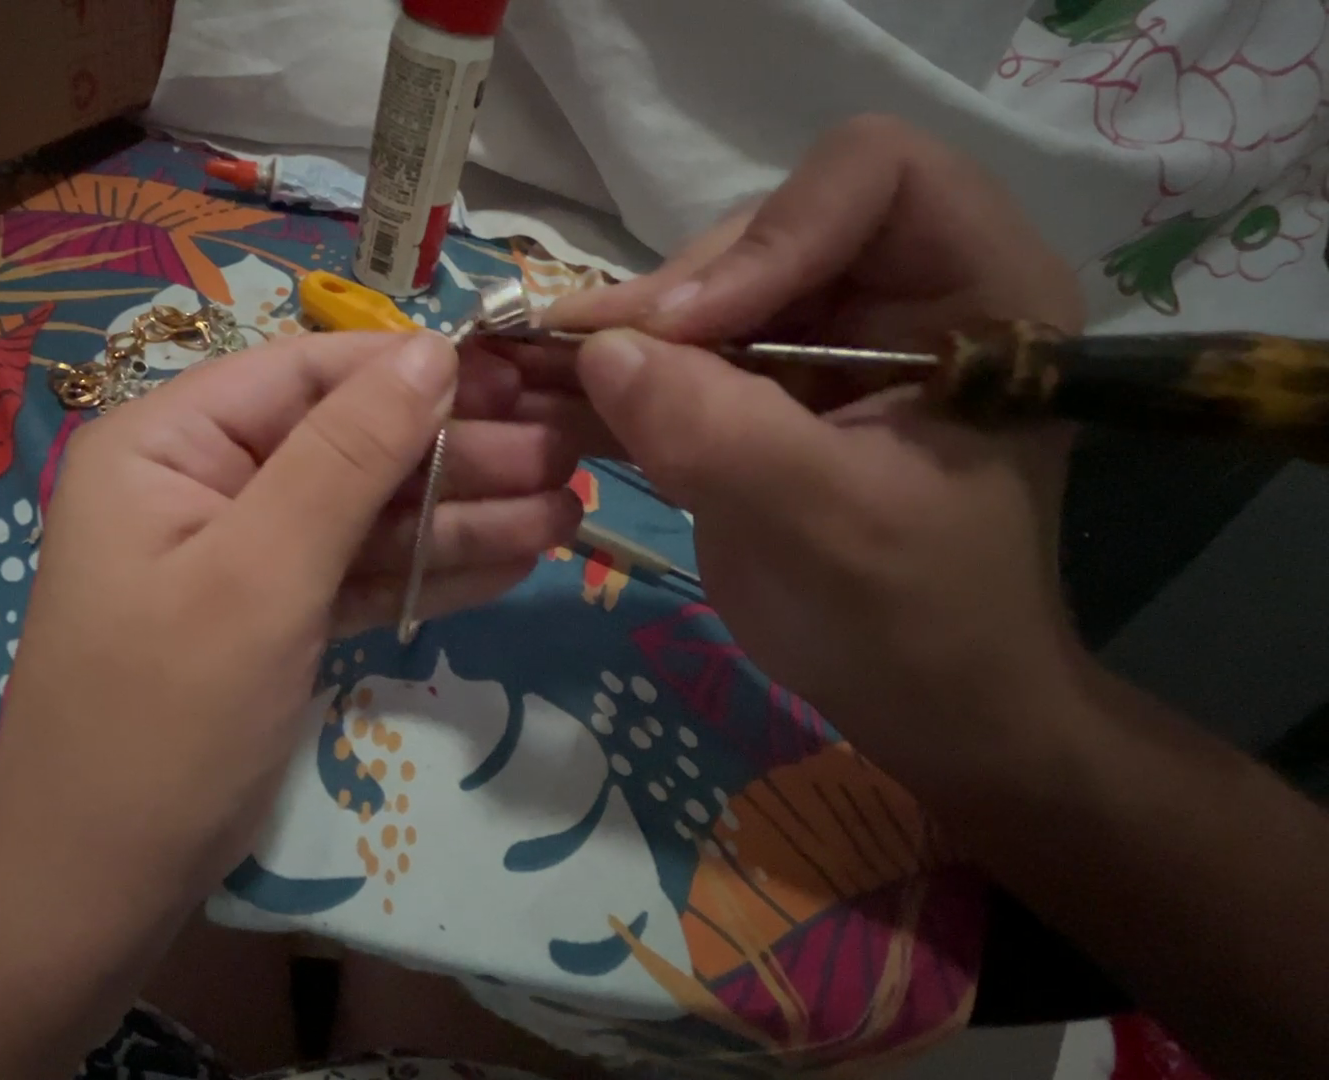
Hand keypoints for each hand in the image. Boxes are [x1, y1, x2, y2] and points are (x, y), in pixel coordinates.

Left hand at [0, 331, 581, 903]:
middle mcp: (204, 482)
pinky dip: (432, 573)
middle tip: (566, 456)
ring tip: (566, 514)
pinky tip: (516, 564)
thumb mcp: (259, 574)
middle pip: (348, 444)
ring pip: (367, 516)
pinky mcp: (278, 614)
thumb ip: (347, 456)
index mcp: (167, 443)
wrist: (105, 885)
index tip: (516, 378)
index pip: (304, 374)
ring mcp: (245, 553)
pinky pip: (362, 576)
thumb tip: (432, 351)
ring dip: (463, 517)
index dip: (411, 369)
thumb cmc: (165, 719)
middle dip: (456, 454)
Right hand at [545, 116, 1088, 784]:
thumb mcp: (824, 523)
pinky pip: (674, 362)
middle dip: (667, 303)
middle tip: (577, 358)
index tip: (684, 330)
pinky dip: (611, 383)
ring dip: (617, 341)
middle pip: (758, 238)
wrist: (908, 694)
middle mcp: (893, 296)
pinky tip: (549, 402)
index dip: (767, 237)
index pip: (868, 180)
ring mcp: (816, 346)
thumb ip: (718, 431)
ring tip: (534, 372)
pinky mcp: (756, 396)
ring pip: (698, 300)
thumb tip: (597, 352)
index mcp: (973, 294)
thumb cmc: (908, 617)